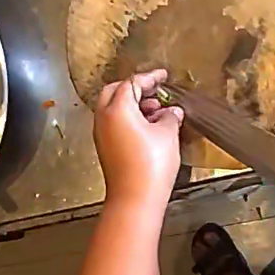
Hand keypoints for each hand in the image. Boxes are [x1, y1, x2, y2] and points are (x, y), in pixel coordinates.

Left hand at [94, 69, 183, 205]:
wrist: (135, 198)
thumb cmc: (151, 165)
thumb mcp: (168, 135)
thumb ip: (170, 117)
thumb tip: (172, 111)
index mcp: (117, 108)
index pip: (132, 83)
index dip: (150, 78)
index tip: (162, 76)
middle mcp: (104, 118)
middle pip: (116, 92)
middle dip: (136, 89)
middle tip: (156, 91)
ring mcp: (102, 134)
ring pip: (114, 108)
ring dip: (133, 105)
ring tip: (157, 112)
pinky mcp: (106, 148)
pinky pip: (115, 124)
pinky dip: (129, 119)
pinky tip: (149, 128)